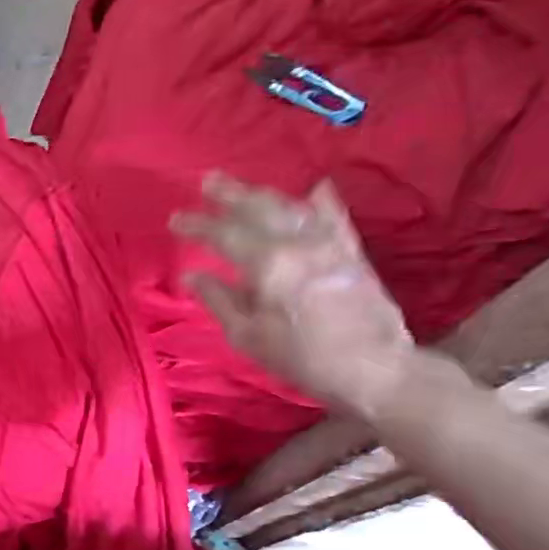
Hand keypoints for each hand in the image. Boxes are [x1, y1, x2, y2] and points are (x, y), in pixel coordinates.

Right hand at [171, 173, 416, 420]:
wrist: (374, 368)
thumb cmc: (301, 359)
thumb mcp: (249, 337)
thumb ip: (219, 301)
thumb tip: (192, 276)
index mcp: (268, 265)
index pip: (223, 234)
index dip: (196, 225)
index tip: (174, 219)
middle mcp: (298, 243)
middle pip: (258, 207)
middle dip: (230, 193)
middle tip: (207, 181)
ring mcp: (328, 243)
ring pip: (291, 206)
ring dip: (264, 194)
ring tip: (245, 188)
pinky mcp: (352, 251)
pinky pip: (333, 216)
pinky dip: (320, 201)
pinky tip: (315, 189)